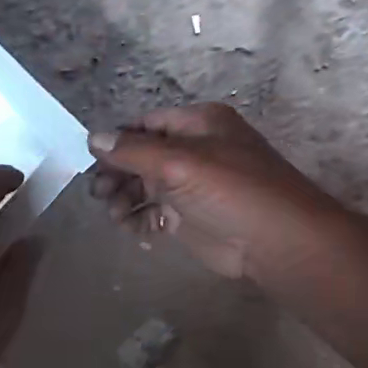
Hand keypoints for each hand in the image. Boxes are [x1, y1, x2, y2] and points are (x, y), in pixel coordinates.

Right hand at [87, 104, 344, 280]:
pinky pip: (149, 211)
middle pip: (137, 156)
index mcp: (197, 124)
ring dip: (121, 199)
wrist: (275, 242)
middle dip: (115, 174)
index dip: (116, 142)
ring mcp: (188, 183)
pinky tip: (131, 228)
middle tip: (99, 194)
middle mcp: (192, 149)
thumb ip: (131, 150)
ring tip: (116, 215)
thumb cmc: (231, 192)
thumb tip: (93, 138)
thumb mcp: (178, 163)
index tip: (93, 163)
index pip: (144, 125)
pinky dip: (136, 218)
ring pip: (139, 185)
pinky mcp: (185, 214)